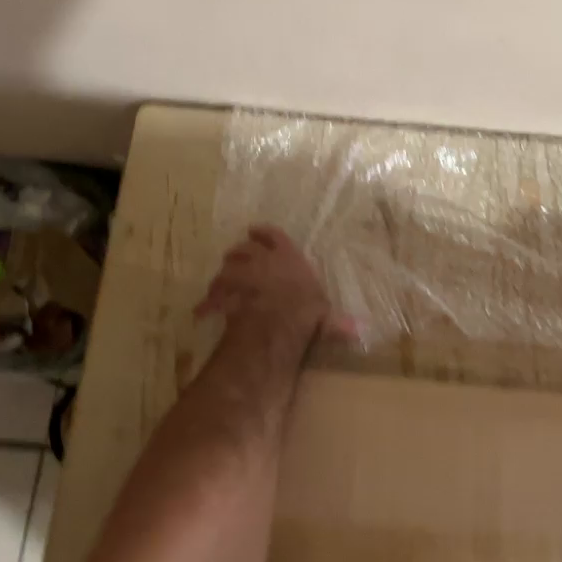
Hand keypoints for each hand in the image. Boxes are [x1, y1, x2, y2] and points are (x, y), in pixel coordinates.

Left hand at [197, 225, 342, 340]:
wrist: (275, 323)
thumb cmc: (306, 313)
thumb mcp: (325, 317)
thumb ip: (336, 323)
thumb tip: (359, 331)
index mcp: (289, 258)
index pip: (274, 236)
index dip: (264, 233)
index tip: (255, 230)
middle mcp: (263, 260)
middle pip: (245, 249)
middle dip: (239, 253)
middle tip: (234, 257)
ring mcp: (241, 275)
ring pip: (226, 268)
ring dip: (222, 275)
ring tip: (218, 282)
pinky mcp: (225, 294)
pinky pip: (213, 296)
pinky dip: (207, 303)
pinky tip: (202, 311)